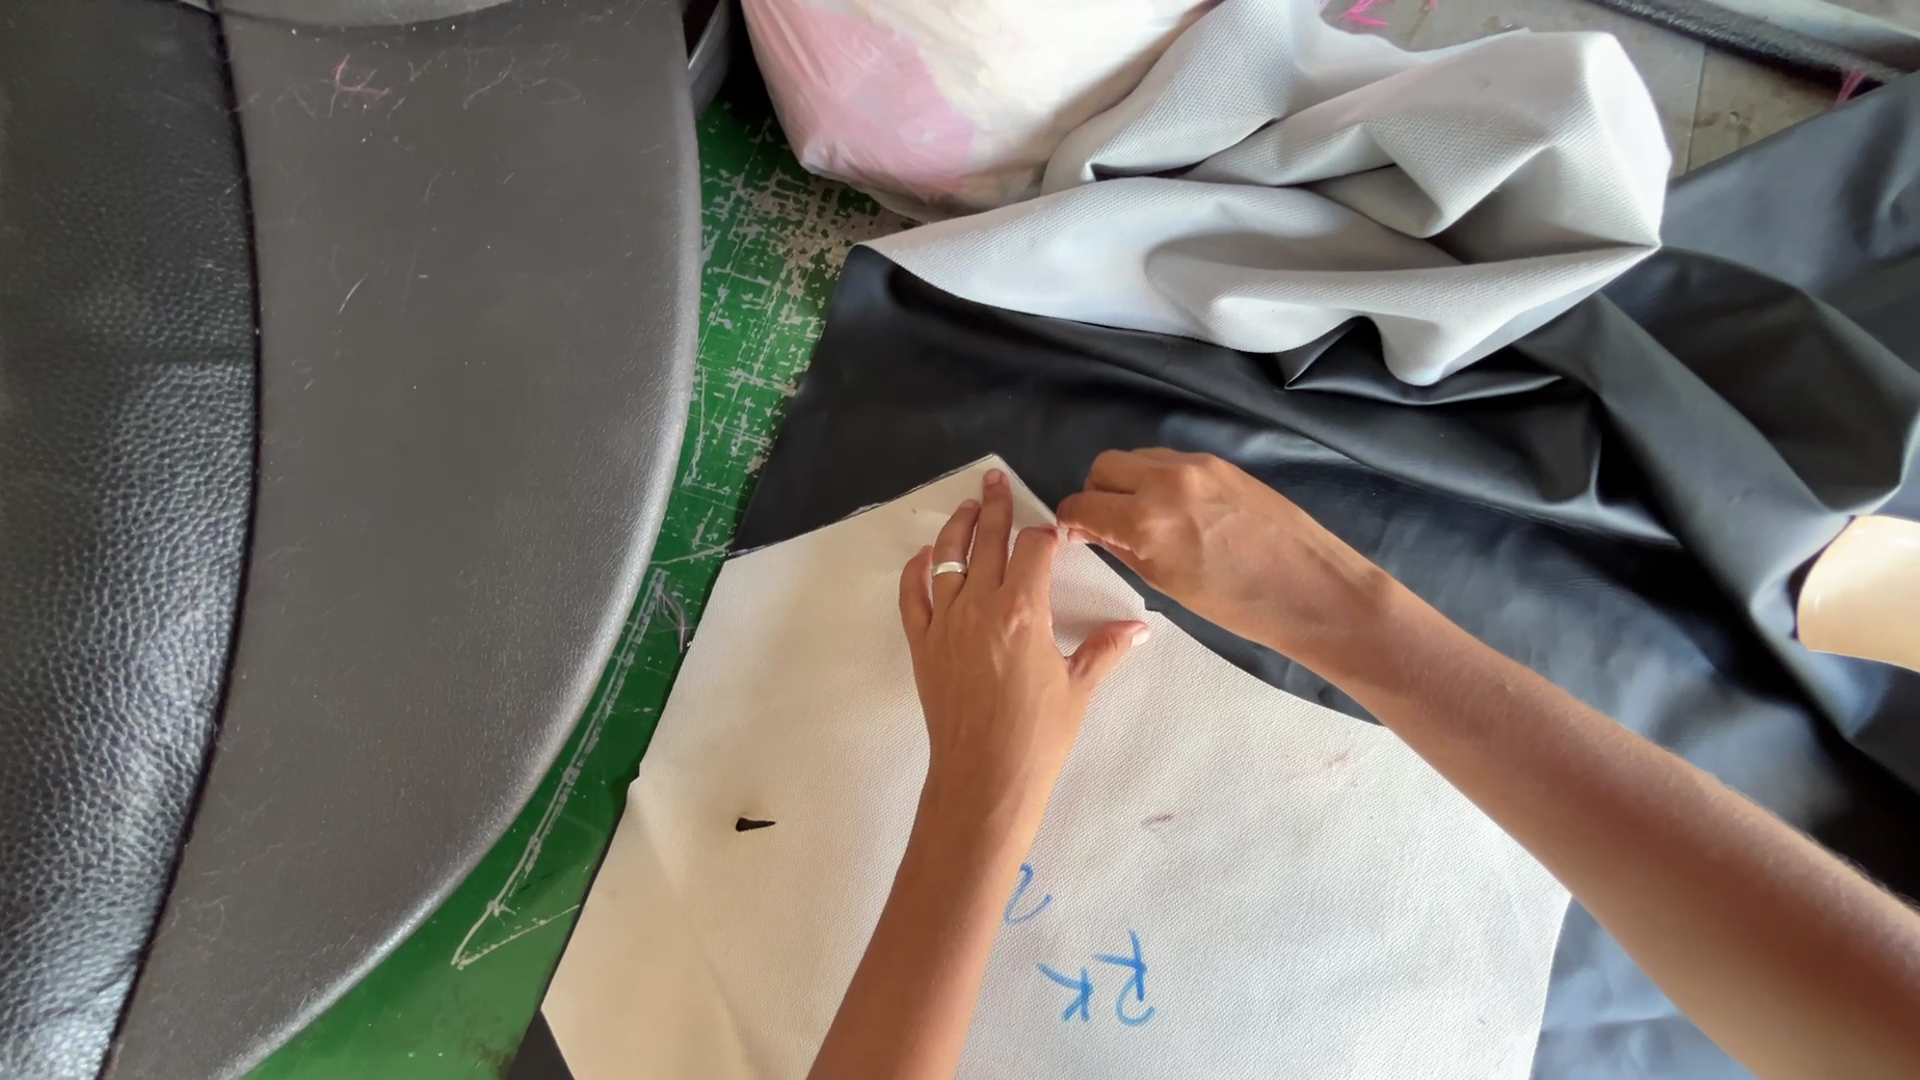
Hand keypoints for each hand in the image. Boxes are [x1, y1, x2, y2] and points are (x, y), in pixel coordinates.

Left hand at [898, 469, 1147, 831]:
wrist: (984, 777)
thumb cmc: (1039, 735)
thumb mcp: (1079, 688)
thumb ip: (1106, 648)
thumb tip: (1140, 627)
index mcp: (1024, 610)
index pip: (1034, 548)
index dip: (1046, 533)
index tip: (1053, 531)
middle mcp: (980, 605)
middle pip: (987, 540)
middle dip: (995, 504)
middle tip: (995, 477)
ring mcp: (945, 622)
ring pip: (946, 558)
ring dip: (957, 527)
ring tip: (967, 506)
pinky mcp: (921, 643)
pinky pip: (912, 595)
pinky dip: (915, 570)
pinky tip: (924, 555)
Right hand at [1056, 449, 1396, 665]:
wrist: (1312, 590)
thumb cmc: (1236, 604)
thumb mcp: (1165, 583)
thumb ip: (1120, 547)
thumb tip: (1089, 530)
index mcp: (1146, 519)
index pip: (1081, 503)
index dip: (1070, 521)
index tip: (1074, 534)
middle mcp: (1166, 480)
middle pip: (1103, 466)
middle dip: (1096, 494)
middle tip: (1109, 525)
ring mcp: (1197, 465)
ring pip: (1137, 458)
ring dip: (1127, 482)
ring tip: (1146, 517)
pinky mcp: (1221, 462)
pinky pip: (1170, 460)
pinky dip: (1158, 479)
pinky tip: (1179, 511)